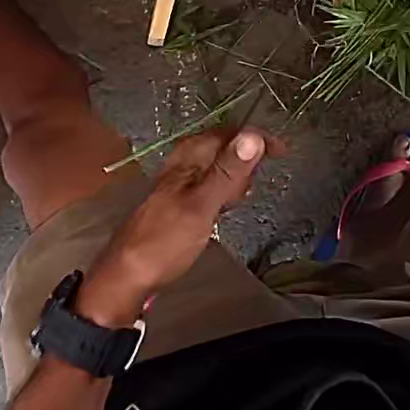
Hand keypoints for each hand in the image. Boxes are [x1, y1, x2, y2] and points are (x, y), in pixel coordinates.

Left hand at [75, 128, 271, 325]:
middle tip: (252, 185)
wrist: (127, 277)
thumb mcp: (202, 205)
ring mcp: (180, 183)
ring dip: (236, 177)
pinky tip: (225, 208)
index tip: (281, 151)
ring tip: (238, 200)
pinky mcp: (181, 202)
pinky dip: (225, 191)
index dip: (256, 138)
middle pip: (224, 147)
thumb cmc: (165, 241)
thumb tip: (254, 136)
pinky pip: (211, 185)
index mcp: (187, 157)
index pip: (229, 133)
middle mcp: (183, 164)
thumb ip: (228, 171)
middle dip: (246, 160)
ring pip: (218, 167)